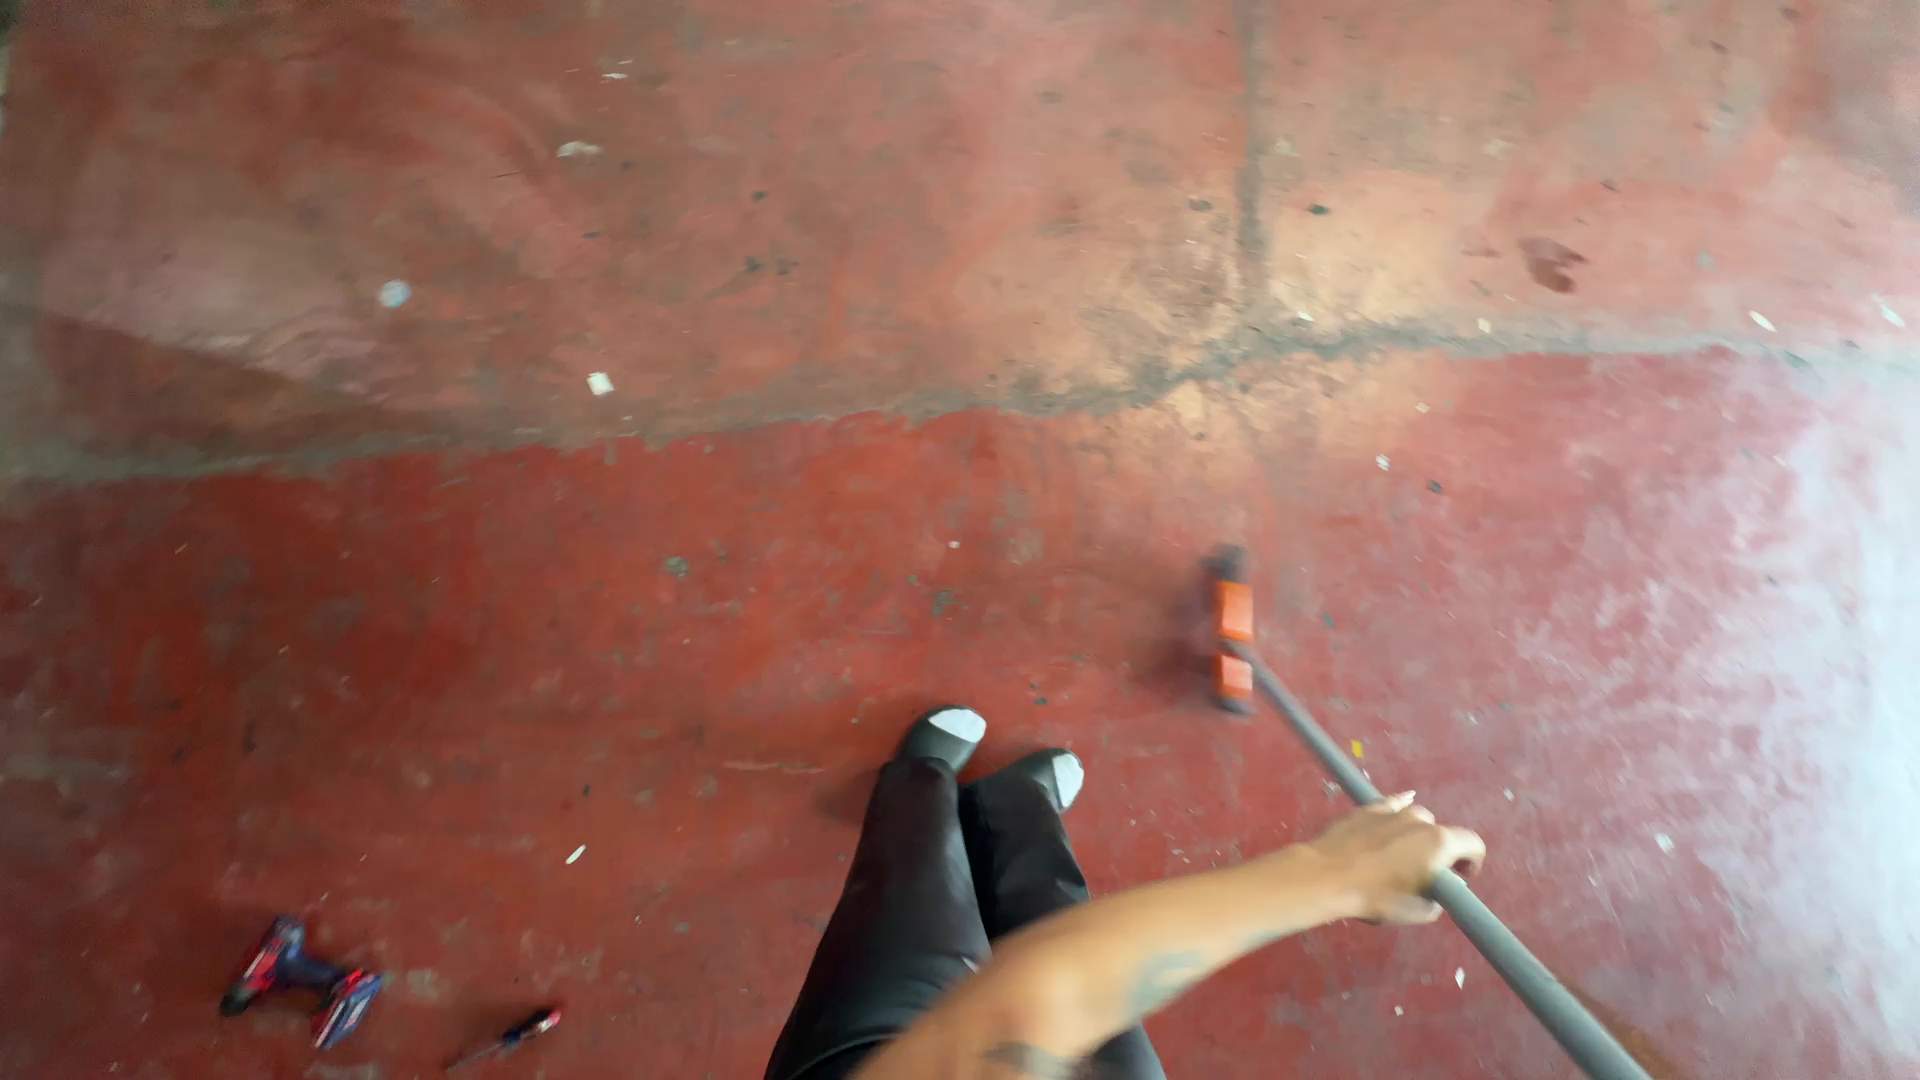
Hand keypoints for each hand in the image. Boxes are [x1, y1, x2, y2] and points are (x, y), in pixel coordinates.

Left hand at [1305, 792, 1485, 923]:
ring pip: (1414, 817)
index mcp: (1439, 843)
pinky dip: (1400, 803)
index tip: (1461, 877)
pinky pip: (1390, 802)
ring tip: (1406, 851)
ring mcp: (1389, 811)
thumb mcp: (1419, 910)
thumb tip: (1433, 888)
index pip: (1473, 843)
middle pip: (1440, 831)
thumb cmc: (1376, 896)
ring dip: (1417, 832)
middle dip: (1440, 849)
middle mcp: (1417, 820)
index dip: (1472, 861)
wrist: (1327, 875)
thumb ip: (1436, 897)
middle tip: (1427, 870)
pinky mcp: (1365, 809)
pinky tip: (1404, 800)